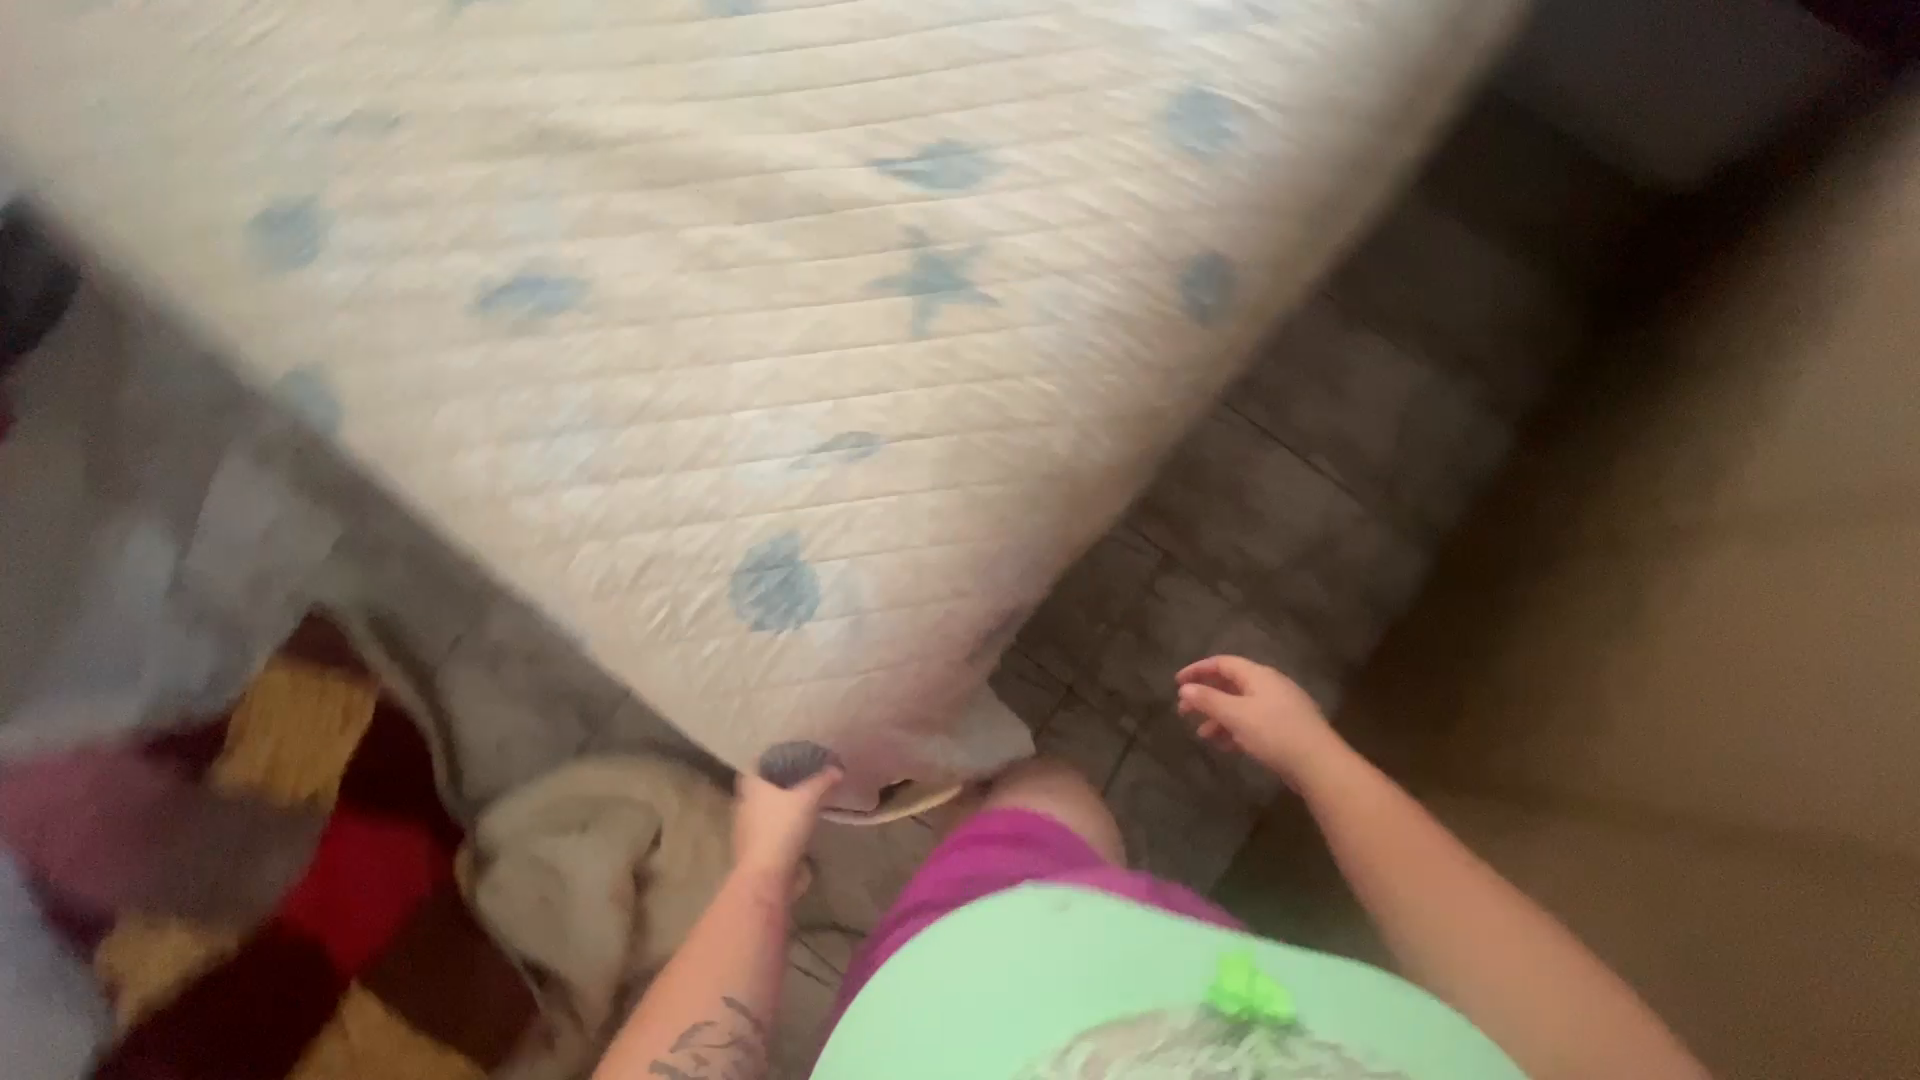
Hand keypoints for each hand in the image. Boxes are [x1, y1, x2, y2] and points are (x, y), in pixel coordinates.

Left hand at [732, 766, 840, 881]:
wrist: (767, 876)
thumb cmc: (781, 827)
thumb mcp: (808, 798)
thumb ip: (822, 781)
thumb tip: (837, 769)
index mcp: (750, 786)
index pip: (755, 762)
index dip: (770, 756)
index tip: (789, 752)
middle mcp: (744, 804)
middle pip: (760, 786)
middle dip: (779, 780)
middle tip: (803, 772)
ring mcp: (748, 829)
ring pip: (766, 808)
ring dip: (781, 804)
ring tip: (805, 797)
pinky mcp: (758, 849)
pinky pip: (772, 828)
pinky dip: (784, 823)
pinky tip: (801, 823)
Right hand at [1175, 655, 1347, 785]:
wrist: (1320, 764)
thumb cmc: (1274, 733)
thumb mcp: (1236, 715)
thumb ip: (1208, 700)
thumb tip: (1185, 688)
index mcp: (1258, 675)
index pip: (1222, 663)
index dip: (1197, 670)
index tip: (1177, 683)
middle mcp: (1270, 686)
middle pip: (1231, 684)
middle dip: (1206, 697)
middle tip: (1184, 712)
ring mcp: (1280, 707)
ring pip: (1241, 706)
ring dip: (1218, 717)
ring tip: (1202, 735)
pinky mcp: (1286, 728)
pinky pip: (1253, 721)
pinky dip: (1235, 729)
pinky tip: (1225, 746)